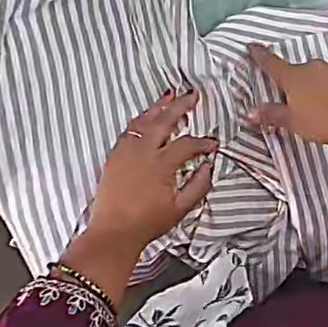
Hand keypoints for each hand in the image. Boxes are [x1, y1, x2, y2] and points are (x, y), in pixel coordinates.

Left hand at [82, 89, 216, 250]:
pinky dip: (141, 119)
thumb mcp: (181, 207)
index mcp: (161, 164)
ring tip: (169, 97)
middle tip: (192, 95)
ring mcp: (125, 151)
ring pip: (143, 120)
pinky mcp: (114, 155)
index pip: (188, 144)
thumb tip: (208, 166)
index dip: (203, 142)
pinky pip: (129, 129)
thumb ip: (199, 185)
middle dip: (180, 105)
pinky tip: (148, 117)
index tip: (213, 144)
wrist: (114, 232)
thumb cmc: (147, 222)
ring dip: (158, 107)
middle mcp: (142, 151)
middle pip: (164, 119)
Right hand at [247, 43, 327, 144]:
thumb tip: (250, 112)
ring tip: (315, 109)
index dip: (260, 55)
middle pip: (296, 72)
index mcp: (293, 77)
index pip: (271, 63)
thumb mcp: (293, 122)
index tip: (252, 46)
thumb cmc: (322, 122)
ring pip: (315, 76)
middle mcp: (311, 68)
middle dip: (293, 84)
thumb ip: (272, 114)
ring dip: (312, 87)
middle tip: (294, 104)